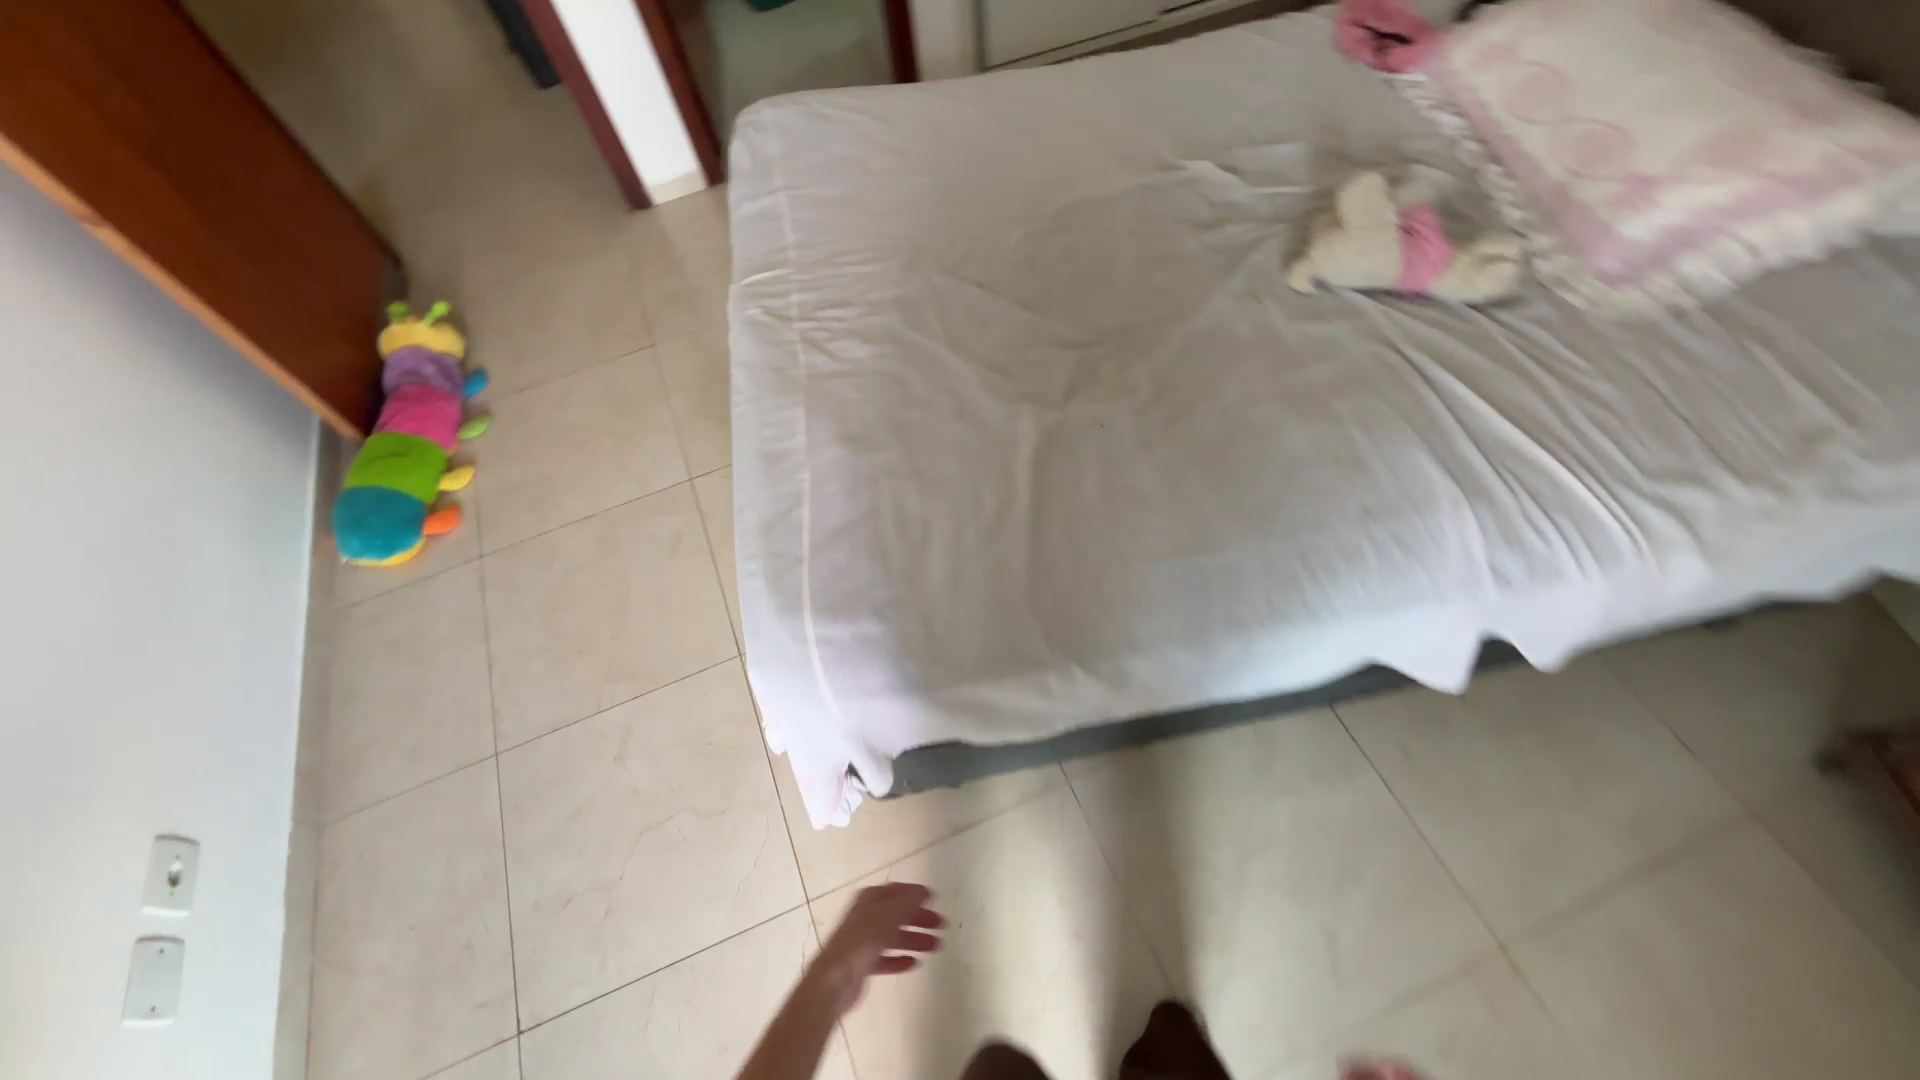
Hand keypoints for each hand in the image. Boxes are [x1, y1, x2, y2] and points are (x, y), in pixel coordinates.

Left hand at [810, 882, 944, 1013]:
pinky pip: (886, 959)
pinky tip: (914, 963)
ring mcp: (863, 942)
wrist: (836, 978)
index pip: (895, 891)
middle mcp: (866, 917)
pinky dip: (900, 960)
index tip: (933, 899)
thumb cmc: (863, 939)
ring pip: (893, 937)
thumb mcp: (890, 914)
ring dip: (914, 940)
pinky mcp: (863, 964)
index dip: (914, 894)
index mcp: (869, 900)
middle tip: (941, 925)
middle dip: (919, 919)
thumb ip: (909, 902)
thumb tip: (925, 891)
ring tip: (935, 947)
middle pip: (897, 915)